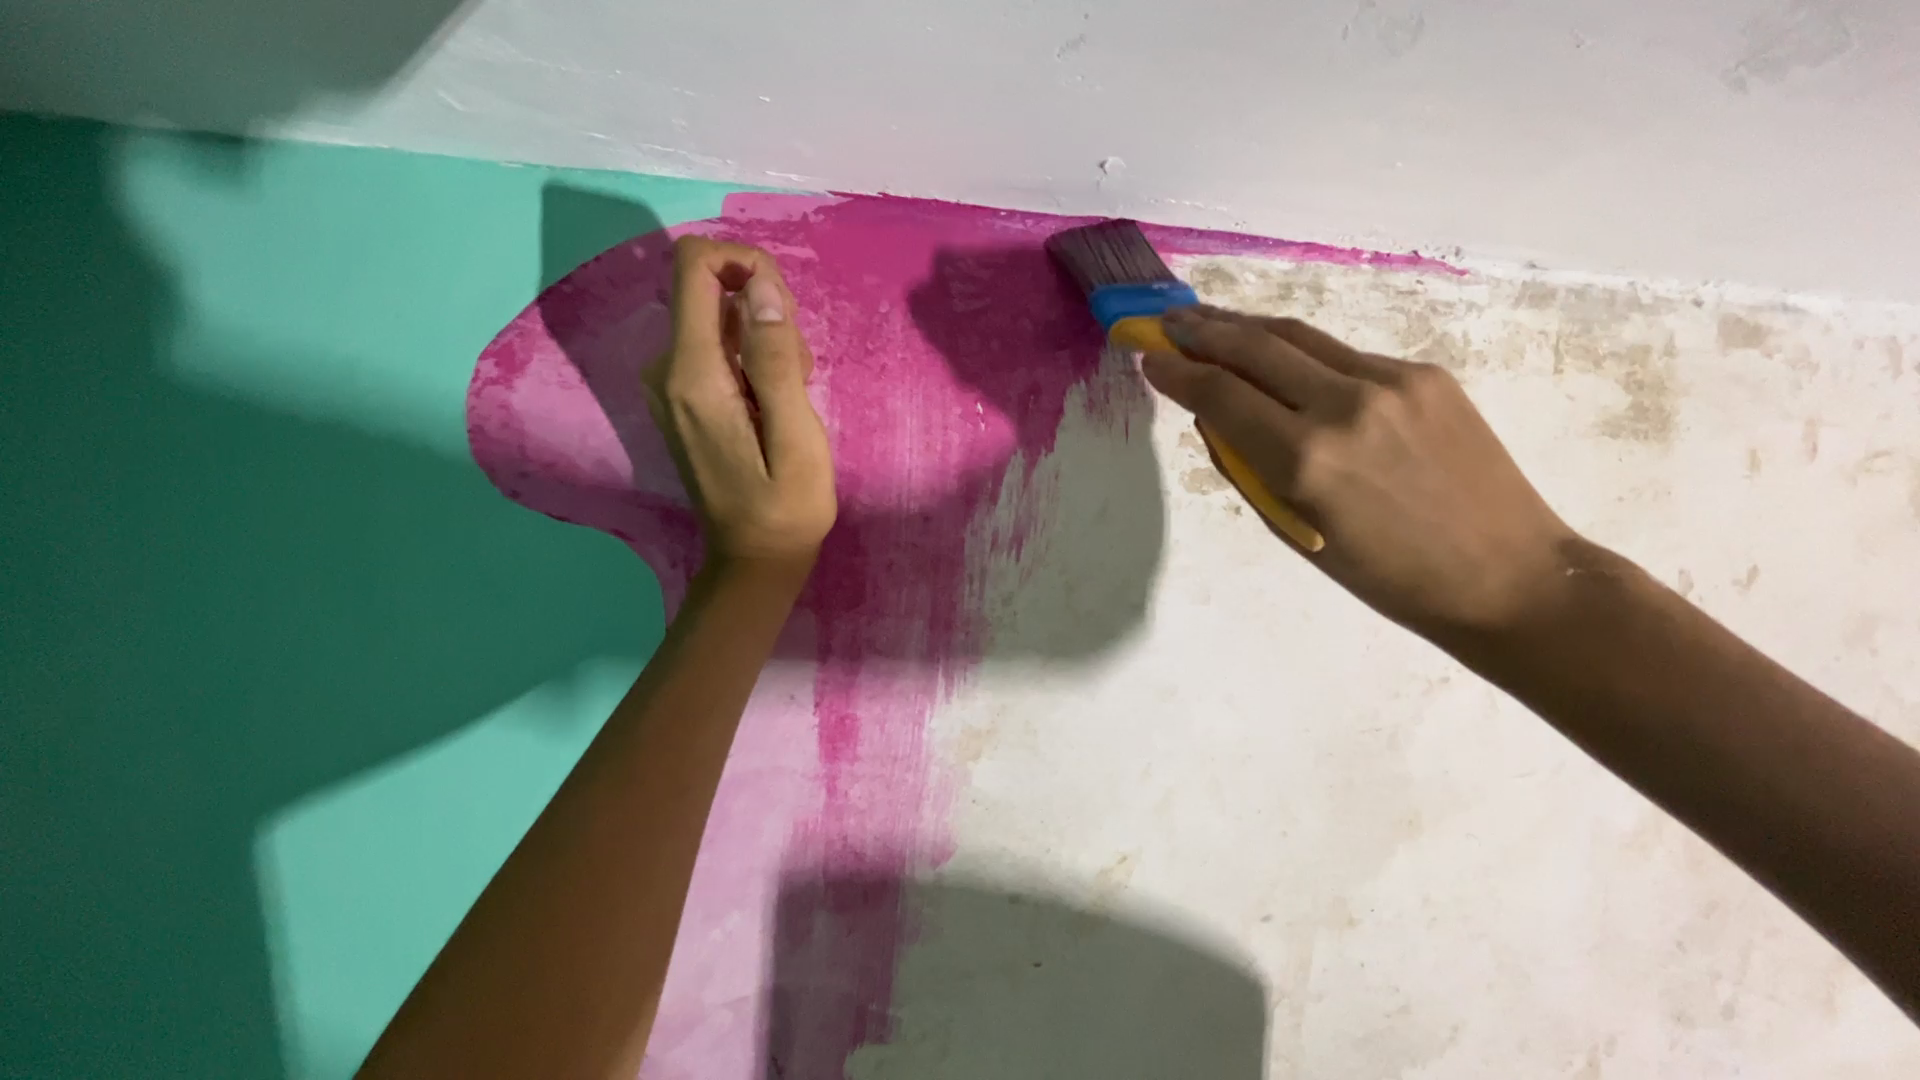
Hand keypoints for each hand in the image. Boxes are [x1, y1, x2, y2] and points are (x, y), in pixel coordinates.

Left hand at [644, 237, 835, 577]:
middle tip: (798, 368)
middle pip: (709, 290)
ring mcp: (669, 385)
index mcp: (692, 374)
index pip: (693, 267)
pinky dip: (750, 358)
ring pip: (718, 319)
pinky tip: (773, 402)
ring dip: (763, 339)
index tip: (784, 304)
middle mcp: (667, 370)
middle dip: (764, 310)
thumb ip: (776, 359)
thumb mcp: (797, 435)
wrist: (753, 560)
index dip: (743, 262)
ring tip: (791, 395)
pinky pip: (715, 348)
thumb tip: (760, 286)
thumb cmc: (786, 507)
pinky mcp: (680, 399)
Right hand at [1143, 306, 1582, 638]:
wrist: (1507, 574)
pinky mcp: (1425, 372)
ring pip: (1298, 337)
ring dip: (1246, 328)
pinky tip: (1284, 364)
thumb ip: (1247, 468)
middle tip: (1165, 321)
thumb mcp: (1297, 533)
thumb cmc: (1387, 577)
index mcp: (1306, 461)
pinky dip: (1302, 356)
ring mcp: (1391, 381)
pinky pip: (1343, 355)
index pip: (1220, 395)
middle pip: (1253, 347)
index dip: (1176, 372)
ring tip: (1209, 322)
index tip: (1147, 358)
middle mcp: (1344, 406)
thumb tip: (1212, 416)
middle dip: (1201, 330)